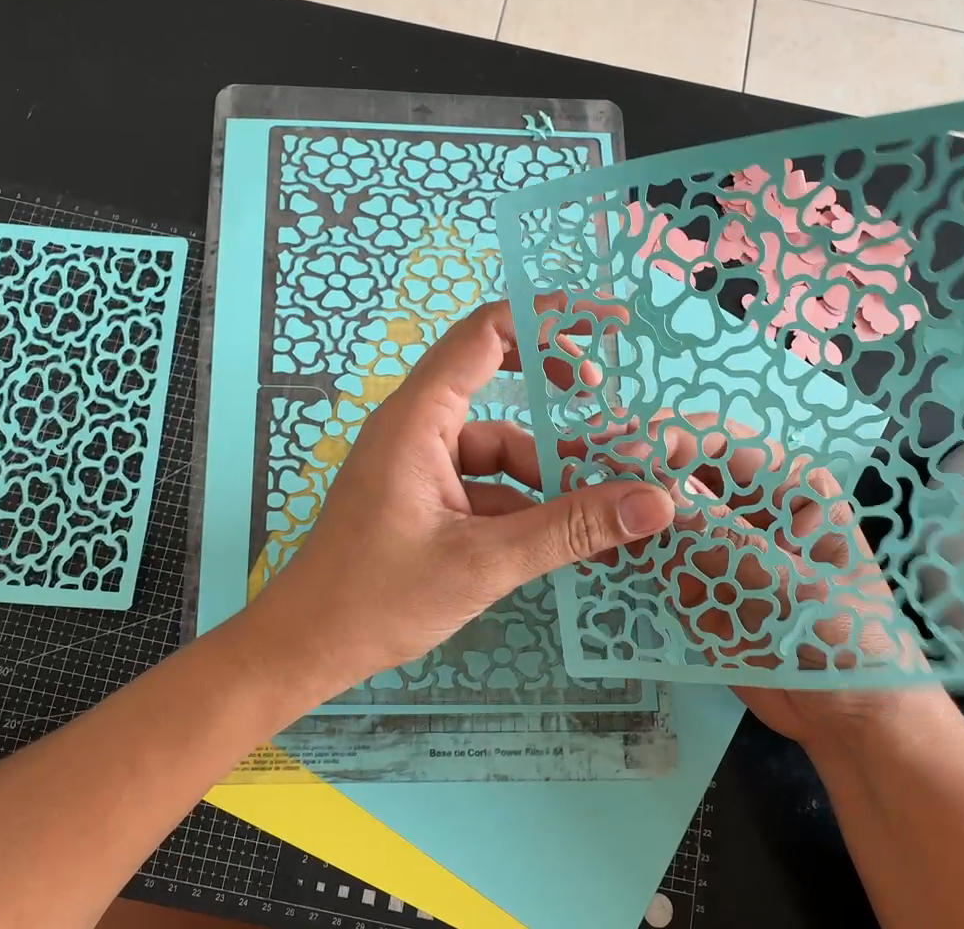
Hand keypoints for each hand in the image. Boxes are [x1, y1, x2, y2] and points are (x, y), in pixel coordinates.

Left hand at [244, 301, 677, 690]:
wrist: (307, 645)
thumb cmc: (379, 597)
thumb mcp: (485, 561)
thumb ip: (570, 528)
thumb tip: (656, 501)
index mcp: (418, 418)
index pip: (484, 334)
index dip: (545, 318)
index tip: (604, 321)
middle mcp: (416, 427)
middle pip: (493, 385)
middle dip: (554, 398)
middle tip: (612, 413)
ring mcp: (416, 463)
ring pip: (495, 448)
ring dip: (546, 472)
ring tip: (606, 503)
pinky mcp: (420, 497)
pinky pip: (481, 484)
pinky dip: (521, 503)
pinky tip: (562, 537)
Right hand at [577, 410, 922, 747]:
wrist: (851, 724)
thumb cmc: (847, 645)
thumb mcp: (788, 587)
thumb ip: (721, 540)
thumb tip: (651, 494)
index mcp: (787, 484)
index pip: (718, 442)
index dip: (665, 440)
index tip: (617, 456)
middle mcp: (746, 500)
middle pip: (676, 466)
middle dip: (627, 463)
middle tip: (573, 462)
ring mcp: (714, 538)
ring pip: (653, 506)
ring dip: (613, 504)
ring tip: (567, 501)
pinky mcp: (691, 576)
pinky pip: (647, 551)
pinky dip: (618, 547)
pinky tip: (590, 548)